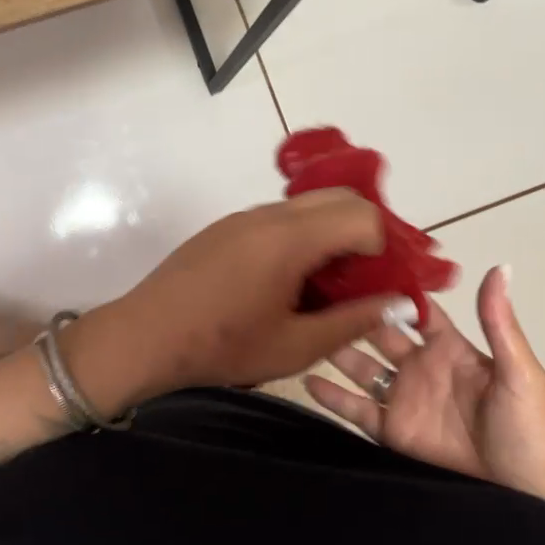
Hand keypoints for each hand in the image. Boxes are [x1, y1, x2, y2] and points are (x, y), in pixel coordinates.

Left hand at [71, 190, 413, 408]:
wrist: (144, 335)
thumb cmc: (222, 346)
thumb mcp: (295, 345)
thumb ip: (353, 320)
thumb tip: (400, 300)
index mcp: (289, 237)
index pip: (362, 214)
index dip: (388, 246)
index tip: (393, 281)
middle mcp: (268, 214)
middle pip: (338, 199)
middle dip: (367, 233)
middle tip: (372, 279)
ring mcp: (244, 217)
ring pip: (308, 208)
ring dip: (333, 236)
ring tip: (336, 286)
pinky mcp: (227, 227)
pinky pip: (280, 219)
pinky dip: (304, 239)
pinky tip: (296, 283)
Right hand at [303, 266, 544, 496]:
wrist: (523, 495)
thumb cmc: (527, 428)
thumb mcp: (519, 371)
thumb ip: (500, 322)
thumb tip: (500, 266)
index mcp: (449, 348)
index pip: (415, 311)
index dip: (392, 291)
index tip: (361, 267)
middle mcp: (420, 366)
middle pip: (379, 333)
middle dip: (354, 313)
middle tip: (320, 291)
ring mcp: (403, 399)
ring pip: (361, 366)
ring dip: (337, 348)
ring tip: (305, 327)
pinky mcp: (392, 431)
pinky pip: (356, 409)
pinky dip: (331, 396)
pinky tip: (305, 380)